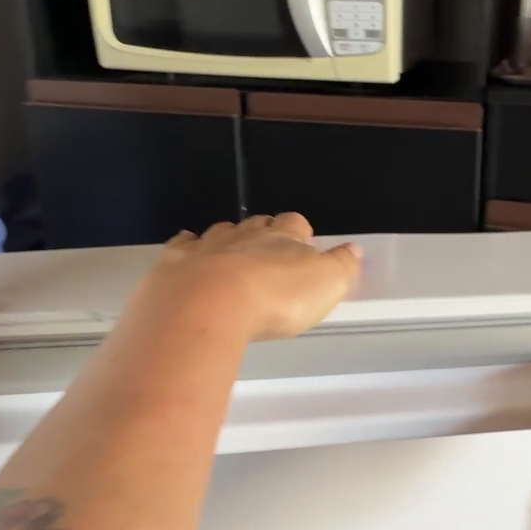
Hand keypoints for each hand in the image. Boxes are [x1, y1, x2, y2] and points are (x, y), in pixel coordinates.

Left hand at [134, 213, 361, 340]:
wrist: (207, 306)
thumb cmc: (275, 298)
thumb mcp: (326, 285)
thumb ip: (342, 265)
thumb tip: (354, 248)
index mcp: (284, 238)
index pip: (296, 223)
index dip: (300, 232)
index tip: (302, 244)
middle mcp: (246, 233)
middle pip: (258, 223)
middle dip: (264, 233)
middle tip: (268, 254)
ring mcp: (208, 244)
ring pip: (221, 232)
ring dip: (228, 241)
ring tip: (232, 259)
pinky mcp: (176, 260)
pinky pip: (183, 245)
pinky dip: (189, 248)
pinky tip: (190, 258)